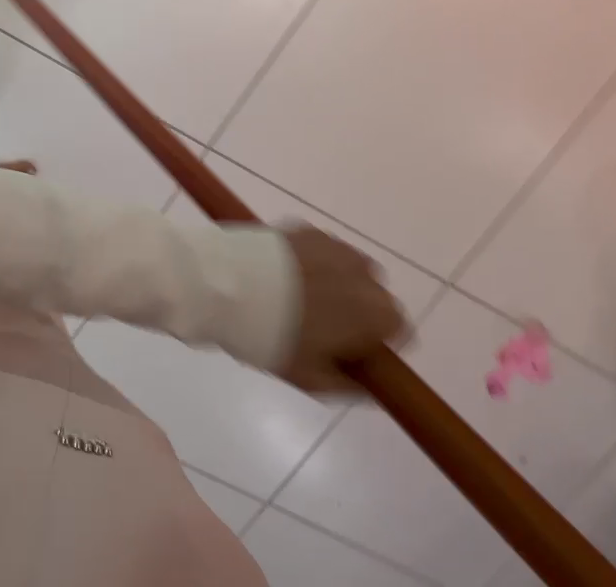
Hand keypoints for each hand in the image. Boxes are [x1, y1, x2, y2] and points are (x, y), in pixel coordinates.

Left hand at [275, 223, 409, 394]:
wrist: (220, 283)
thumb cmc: (270, 336)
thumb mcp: (311, 379)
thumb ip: (351, 386)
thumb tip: (369, 387)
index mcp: (379, 314)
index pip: (395, 333)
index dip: (367, 344)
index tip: (338, 350)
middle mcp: (367, 274)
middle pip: (370, 298)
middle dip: (349, 311)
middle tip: (308, 324)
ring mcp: (335, 245)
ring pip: (345, 271)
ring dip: (329, 282)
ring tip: (287, 297)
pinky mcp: (304, 227)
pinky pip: (317, 250)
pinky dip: (305, 261)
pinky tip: (275, 274)